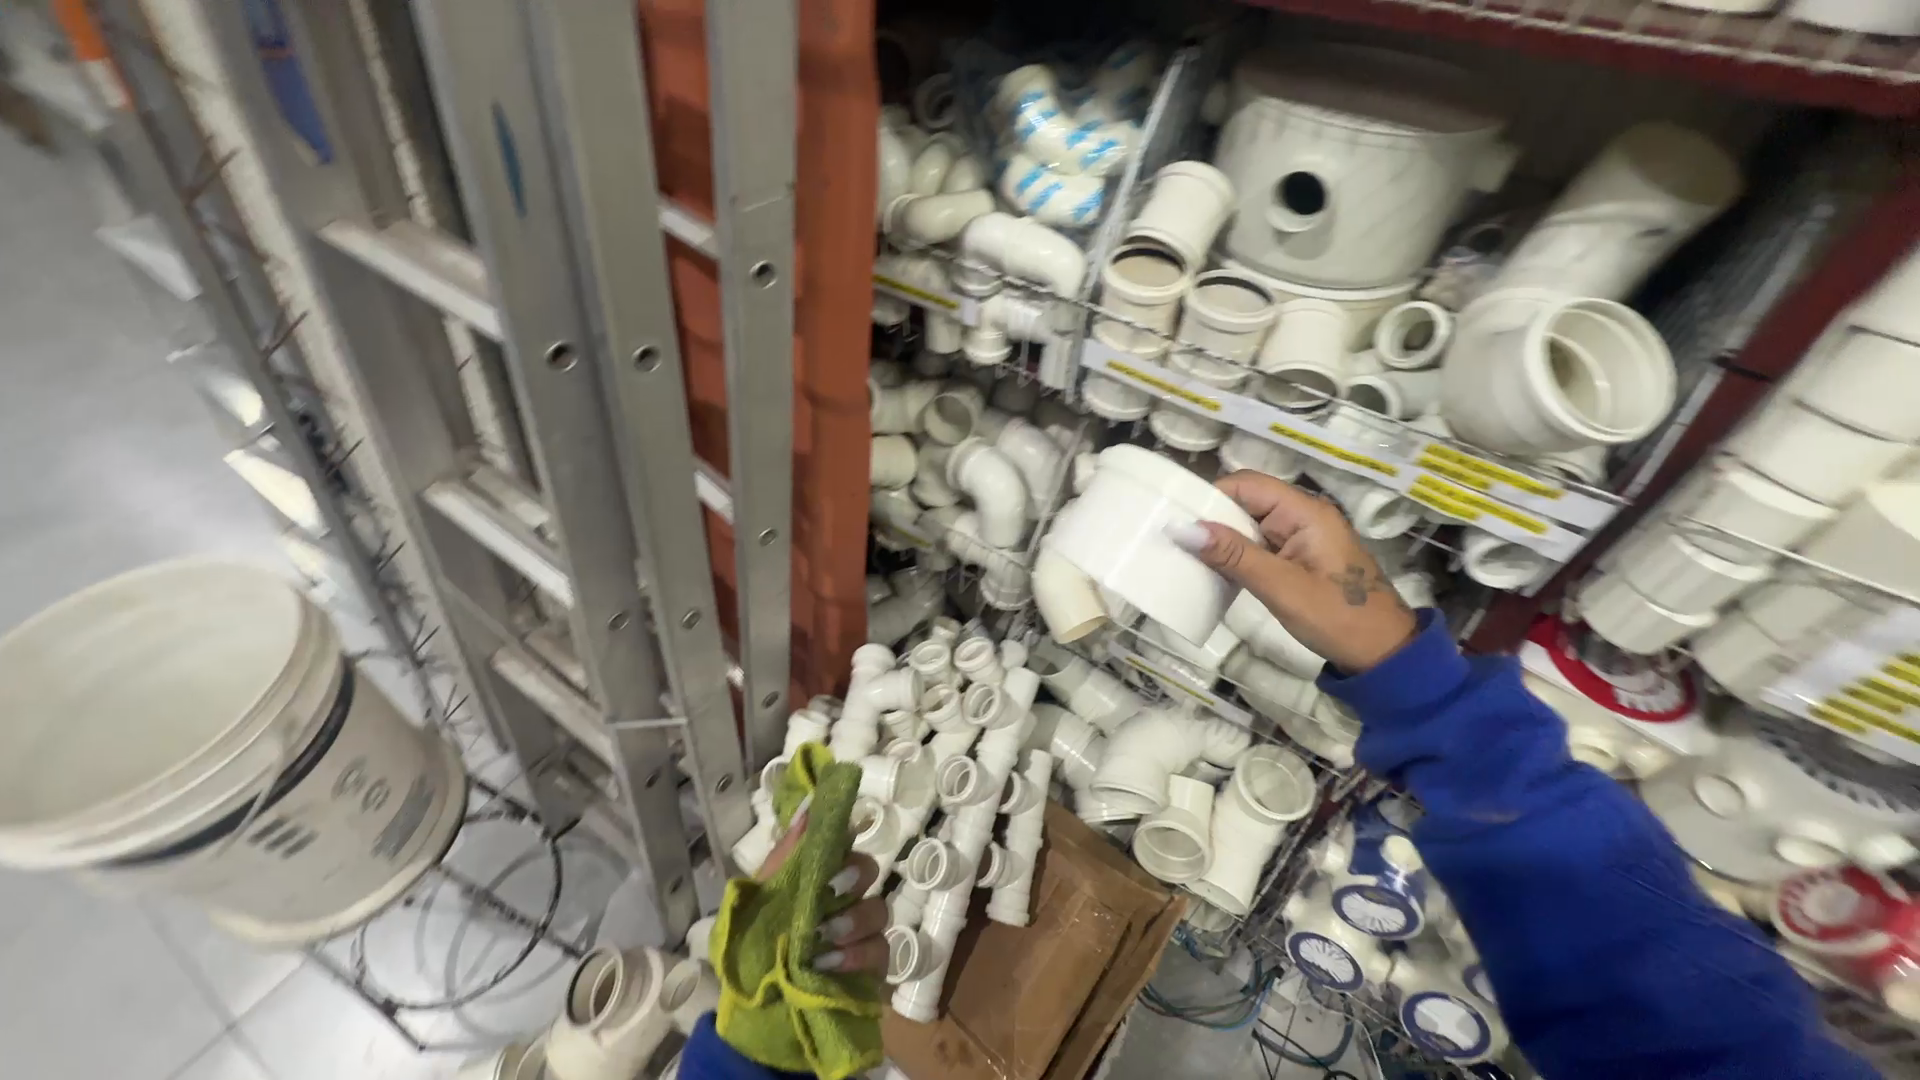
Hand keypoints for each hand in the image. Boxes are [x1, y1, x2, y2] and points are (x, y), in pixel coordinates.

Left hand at [758, 797, 888, 974]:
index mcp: (816, 877)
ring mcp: (860, 933)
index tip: (834, 844)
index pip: (843, 843)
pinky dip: (858, 954)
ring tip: (824, 936)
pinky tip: (830, 963)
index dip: (844, 838)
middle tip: (831, 890)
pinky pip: (880, 950)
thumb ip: (785, 854)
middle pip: (867, 870)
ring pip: (878, 909)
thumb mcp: (759, 897)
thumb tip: (807, 806)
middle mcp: (844, 899)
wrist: (752, 1009)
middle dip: (854, 876)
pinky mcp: (871, 967)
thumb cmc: (752, 947)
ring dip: (853, 919)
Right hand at [1167, 470, 1417, 673]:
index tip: (1176, 519)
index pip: (1247, 485)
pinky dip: (1236, 555)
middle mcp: (1302, 516)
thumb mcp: (1281, 588)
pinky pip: (1258, 545)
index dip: (1210, 497)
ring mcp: (1300, 537)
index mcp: (1305, 512)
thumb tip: (1183, 529)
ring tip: (1186, 555)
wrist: (1384, 654)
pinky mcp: (1298, 558)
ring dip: (1221, 539)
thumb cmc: (1337, 618)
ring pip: (1249, 524)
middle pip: (1246, 501)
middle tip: (1173, 540)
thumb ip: (1233, 555)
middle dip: (1211, 518)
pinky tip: (1214, 570)